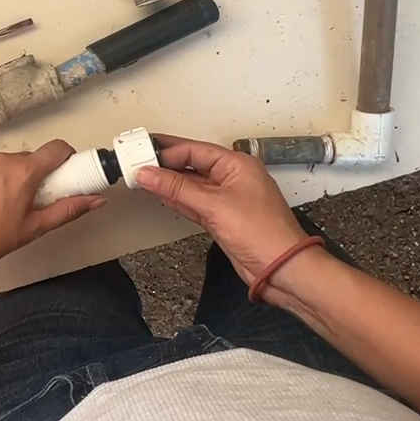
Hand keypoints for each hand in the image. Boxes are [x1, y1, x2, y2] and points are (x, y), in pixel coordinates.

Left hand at [0, 141, 105, 275]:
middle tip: (29, 201)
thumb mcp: (34, 227)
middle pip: (28, 159)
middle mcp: (2, 158)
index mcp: (24, 171)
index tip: (66, 172)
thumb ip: (68, 209)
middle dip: (33, 175)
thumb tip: (97, 200)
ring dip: (8, 177)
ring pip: (4, 163)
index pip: (56, 148)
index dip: (65, 158)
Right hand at [134, 135, 312, 289]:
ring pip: (190, 184)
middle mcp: (232, 178)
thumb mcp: (214, 205)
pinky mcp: (220, 217)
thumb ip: (177, 188)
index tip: (143, 156)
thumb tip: (149, 174)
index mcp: (237, 164)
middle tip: (138, 162)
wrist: (281, 270)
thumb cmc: (265, 235)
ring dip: (167, 182)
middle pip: (191, 164)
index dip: (167, 152)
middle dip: (164, 164)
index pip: (194, 150)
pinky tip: (159, 193)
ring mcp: (226, 198)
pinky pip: (192, 202)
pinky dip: (175, 198)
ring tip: (142, 176)